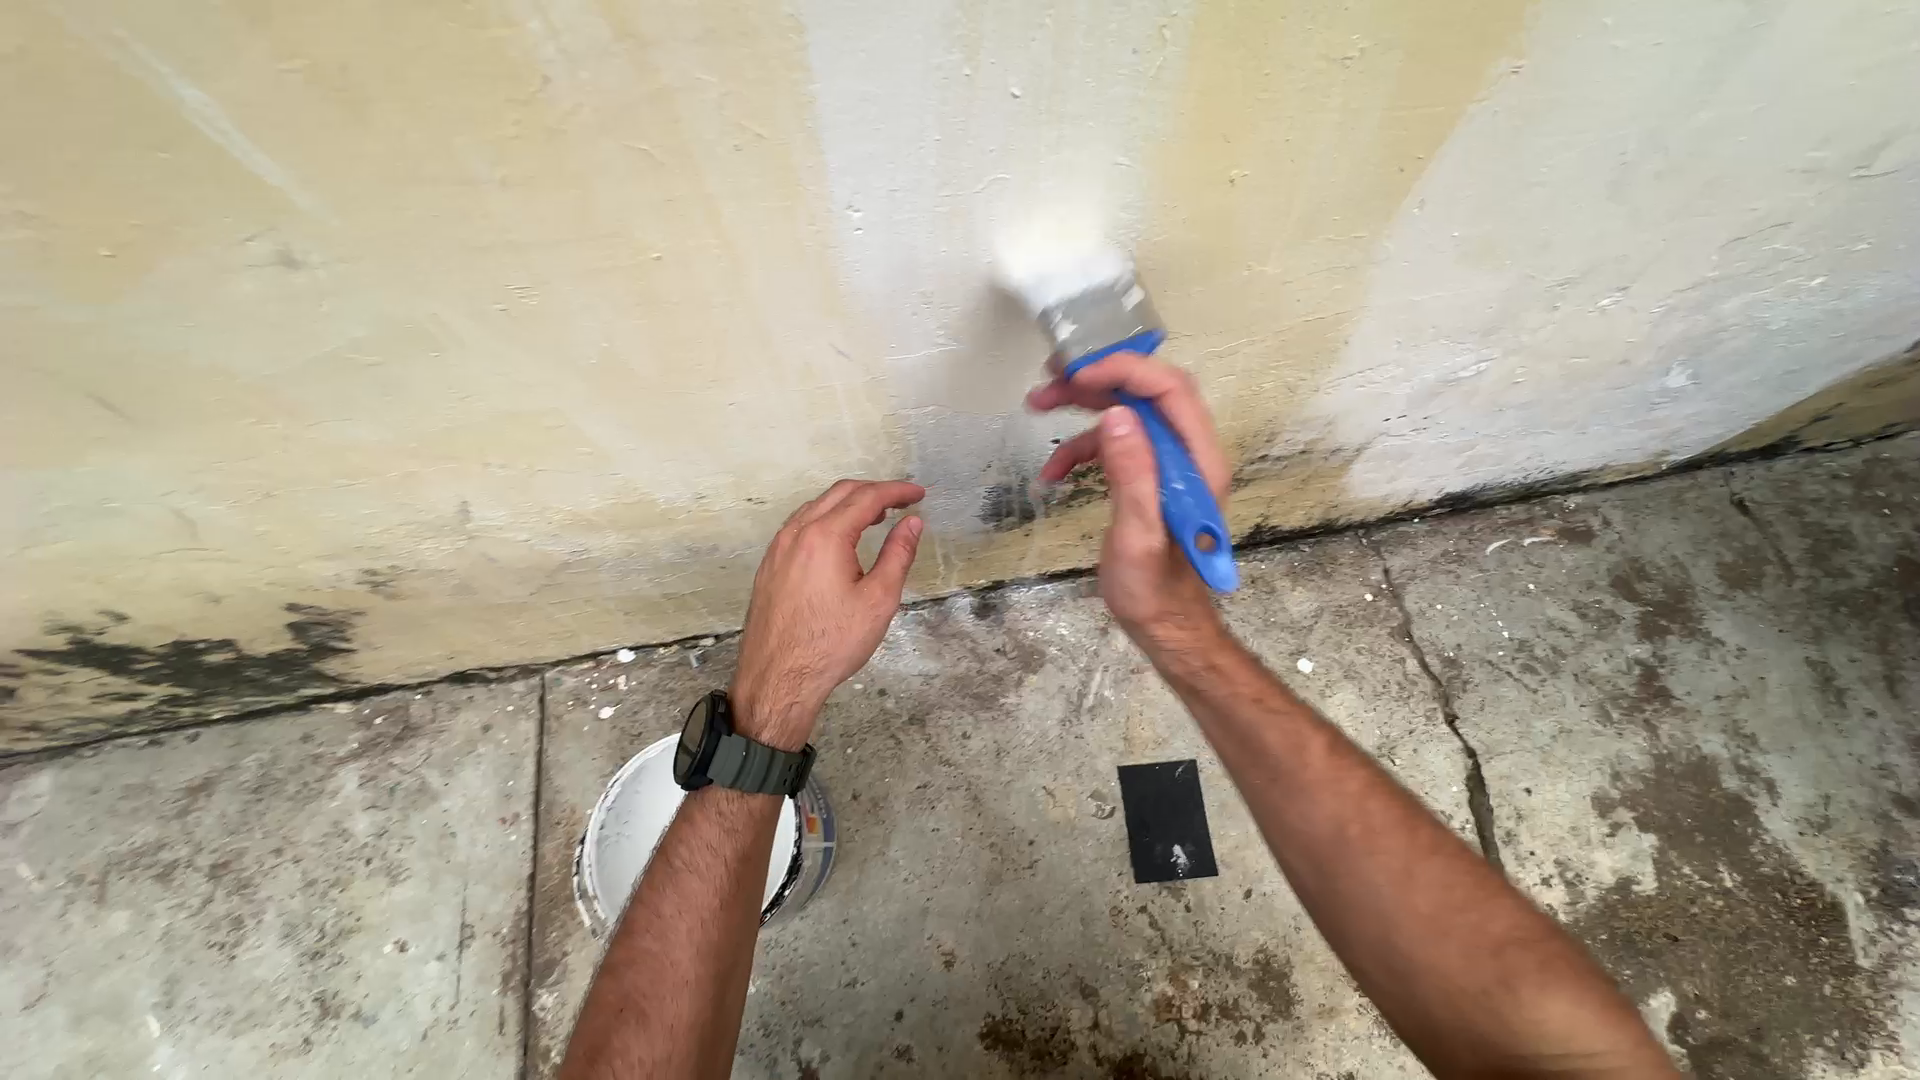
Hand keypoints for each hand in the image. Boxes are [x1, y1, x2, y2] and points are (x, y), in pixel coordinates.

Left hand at [729, 479, 925, 749]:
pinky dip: (827, 519)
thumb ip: (898, 555)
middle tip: (902, 502)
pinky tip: (840, 539)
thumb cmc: (832, 643)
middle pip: (839, 493)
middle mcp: (796, 533)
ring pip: (816, 507)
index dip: (897, 491)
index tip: (919, 494)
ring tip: (877, 517)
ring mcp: (778, 548)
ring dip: (848, 503)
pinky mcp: (769, 566)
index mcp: (825, 537)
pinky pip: (800, 526)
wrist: (778, 679)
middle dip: (874, 491)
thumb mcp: (878, 600)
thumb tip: (913, 523)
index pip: (867, 498)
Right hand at [1027, 353, 1230, 649]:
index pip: (1170, 390)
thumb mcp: (1139, 536)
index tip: (1077, 374)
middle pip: (1146, 392)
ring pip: (1126, 413)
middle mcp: (1187, 454)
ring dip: (1081, 408)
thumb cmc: (1153, 590)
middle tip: (1050, 379)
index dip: (1125, 370)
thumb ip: (1133, 474)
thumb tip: (1117, 414)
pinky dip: (1080, 448)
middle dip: (1097, 380)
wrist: (1162, 623)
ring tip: (1037, 405)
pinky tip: (1053, 471)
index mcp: (1197, 462)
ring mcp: (1166, 464)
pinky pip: (1114, 444)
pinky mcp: (1146, 477)